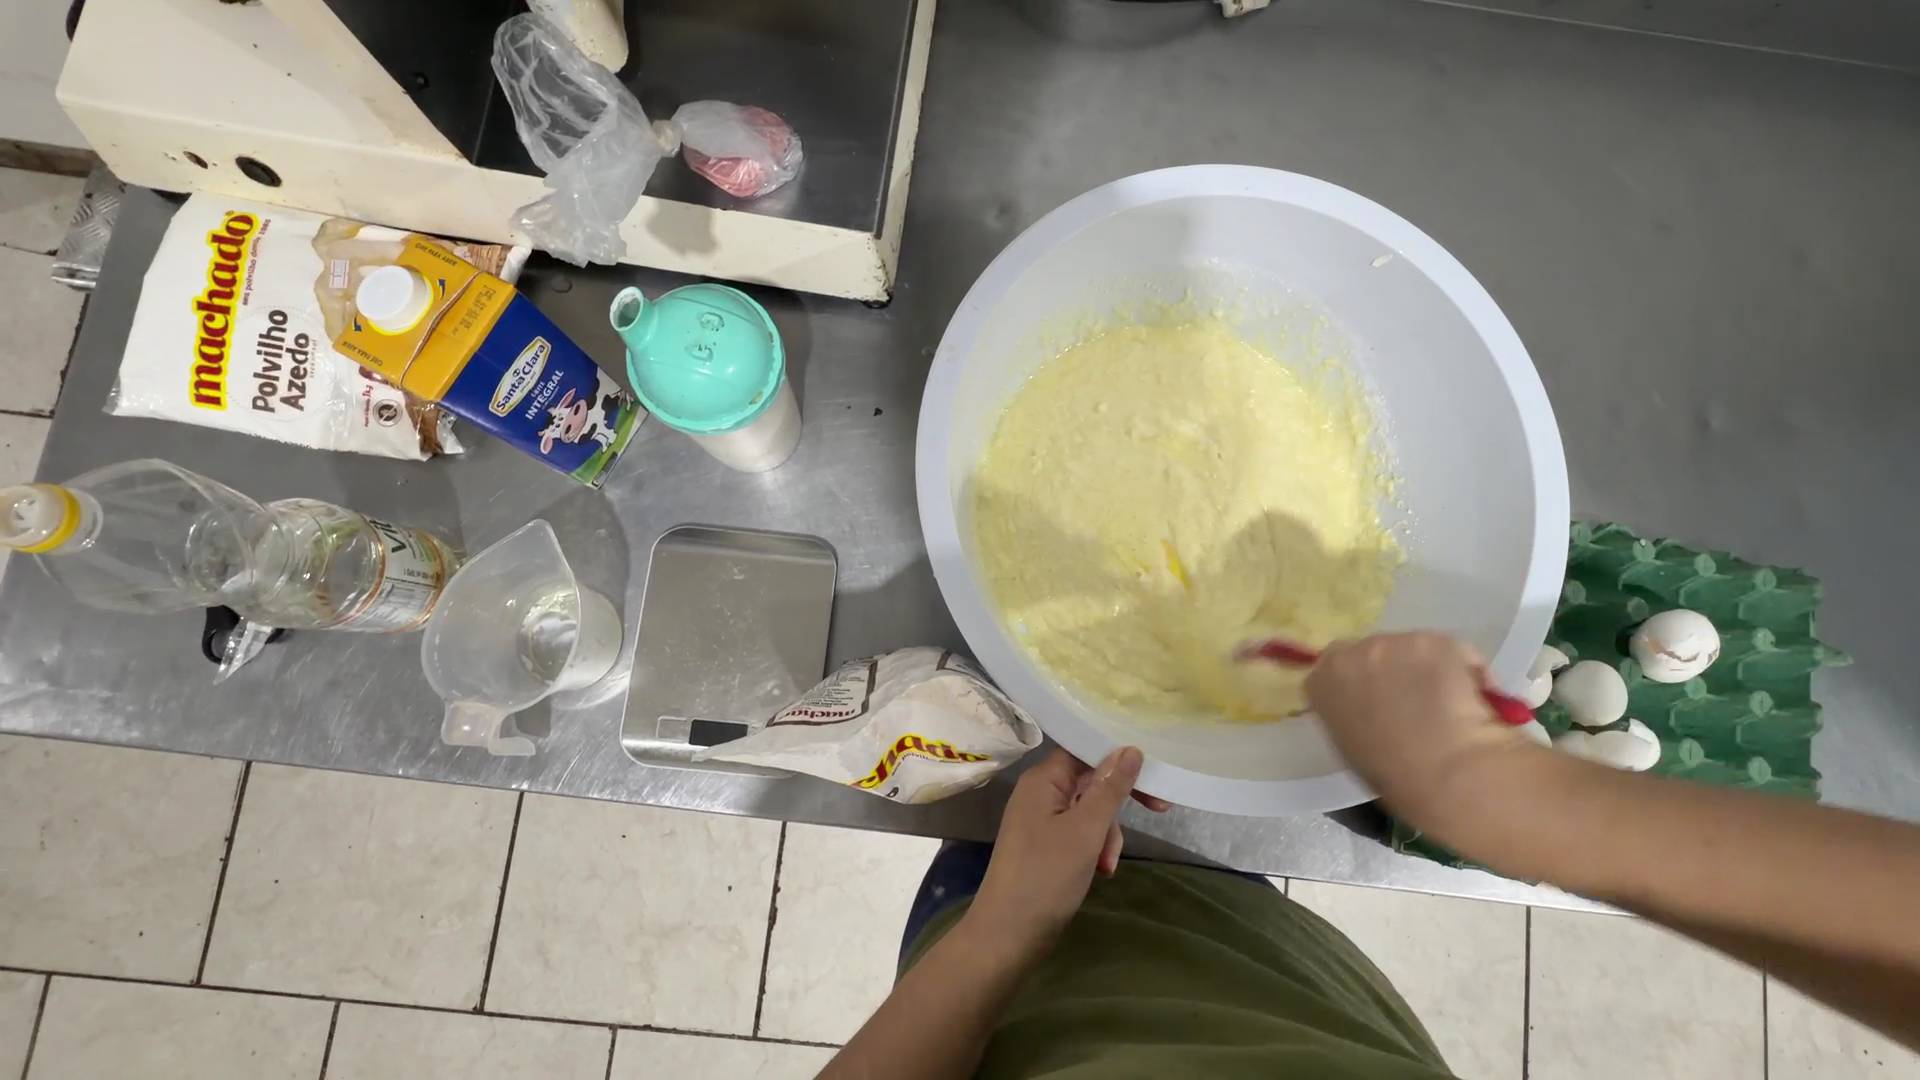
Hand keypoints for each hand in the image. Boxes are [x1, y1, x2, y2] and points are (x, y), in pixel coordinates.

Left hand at [965, 746, 1155, 956]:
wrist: (1009, 934)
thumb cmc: (1046, 875)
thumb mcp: (1086, 830)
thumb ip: (1110, 789)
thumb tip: (1131, 749)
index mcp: (1042, 779)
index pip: (1084, 750)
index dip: (1118, 757)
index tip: (1152, 773)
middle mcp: (1039, 793)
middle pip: (1090, 780)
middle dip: (1117, 804)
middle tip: (1159, 810)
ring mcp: (1040, 820)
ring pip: (1088, 811)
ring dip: (1106, 833)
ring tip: (1107, 864)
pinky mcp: (1045, 846)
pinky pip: (1078, 833)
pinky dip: (1094, 848)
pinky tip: (1100, 871)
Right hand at [1305, 632, 1540, 827]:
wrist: (1444, 770)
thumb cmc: (1392, 774)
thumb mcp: (1348, 743)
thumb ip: (1348, 712)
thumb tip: (1368, 708)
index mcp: (1321, 682)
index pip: (1333, 667)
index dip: (1359, 680)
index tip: (1376, 699)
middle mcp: (1350, 653)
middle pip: (1371, 651)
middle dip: (1390, 669)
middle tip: (1414, 702)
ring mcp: (1392, 643)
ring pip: (1411, 649)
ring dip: (1424, 668)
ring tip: (1447, 703)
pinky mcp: (1433, 641)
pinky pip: (1449, 652)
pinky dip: (1461, 669)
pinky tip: (1470, 698)